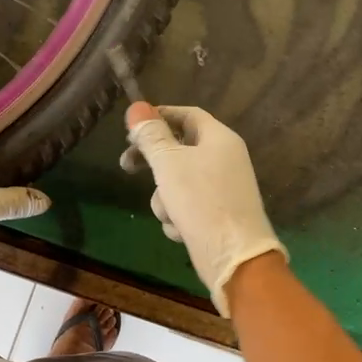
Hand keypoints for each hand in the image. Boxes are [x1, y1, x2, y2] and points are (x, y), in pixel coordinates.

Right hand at [122, 103, 285, 316]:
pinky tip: (181, 229)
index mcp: (219, 139)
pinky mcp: (216, 215)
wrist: (234, 256)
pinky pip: (187, 205)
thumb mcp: (168, 163)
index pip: (186, 115)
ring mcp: (221, 188)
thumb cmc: (201, 201)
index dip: (158, 116)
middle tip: (126, 166)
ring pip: (178, 181)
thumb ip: (151, 136)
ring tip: (169, 211)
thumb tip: (136, 106)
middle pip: (179, 149)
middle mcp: (223, 159)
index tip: (131, 128)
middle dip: (153, 161)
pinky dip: (178, 215)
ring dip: (164, 196)